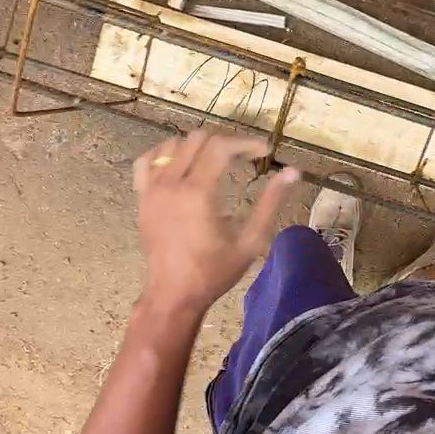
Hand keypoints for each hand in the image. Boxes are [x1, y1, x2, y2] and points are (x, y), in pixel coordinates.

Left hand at [132, 130, 298, 313]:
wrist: (173, 294)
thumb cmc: (214, 272)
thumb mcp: (250, 242)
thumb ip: (270, 203)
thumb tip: (293, 173)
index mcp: (199, 193)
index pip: (221, 146)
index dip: (246, 143)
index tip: (264, 152)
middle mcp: (172, 184)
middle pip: (199, 139)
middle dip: (225, 142)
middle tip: (244, 157)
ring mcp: (152, 189)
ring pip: (173, 144)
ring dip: (198, 146)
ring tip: (216, 161)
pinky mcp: (142, 197)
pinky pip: (148, 161)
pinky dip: (165, 154)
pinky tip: (181, 164)